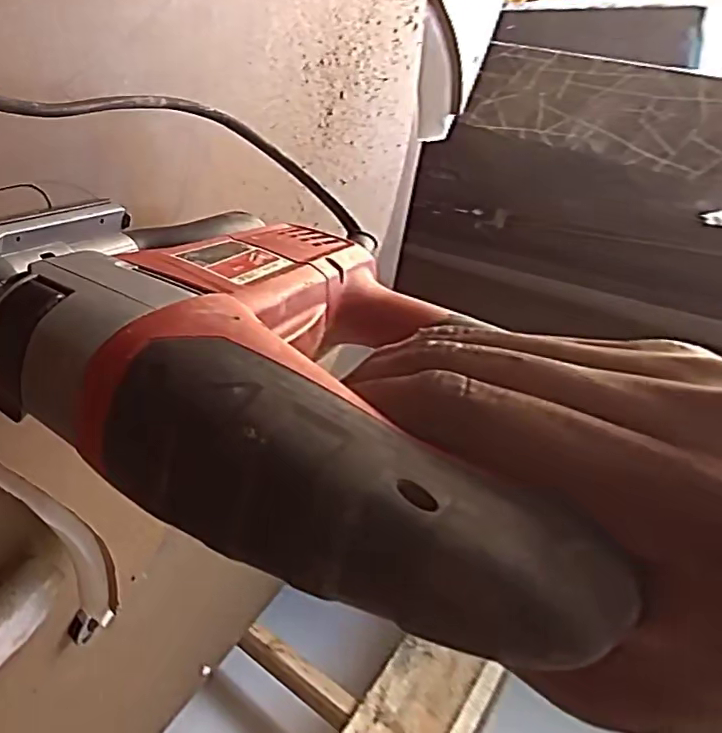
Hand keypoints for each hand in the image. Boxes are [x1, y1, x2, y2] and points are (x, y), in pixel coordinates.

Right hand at [350, 328, 721, 732]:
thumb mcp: (682, 683)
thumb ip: (549, 652)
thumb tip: (439, 599)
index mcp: (673, 478)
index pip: (463, 399)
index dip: (380, 400)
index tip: (341, 421)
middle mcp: (676, 406)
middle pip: (462, 355)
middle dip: (381, 374)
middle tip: (346, 407)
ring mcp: (680, 373)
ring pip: (490, 339)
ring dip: (416, 360)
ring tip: (384, 395)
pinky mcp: (678, 361)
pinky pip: (534, 342)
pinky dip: (469, 359)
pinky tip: (452, 390)